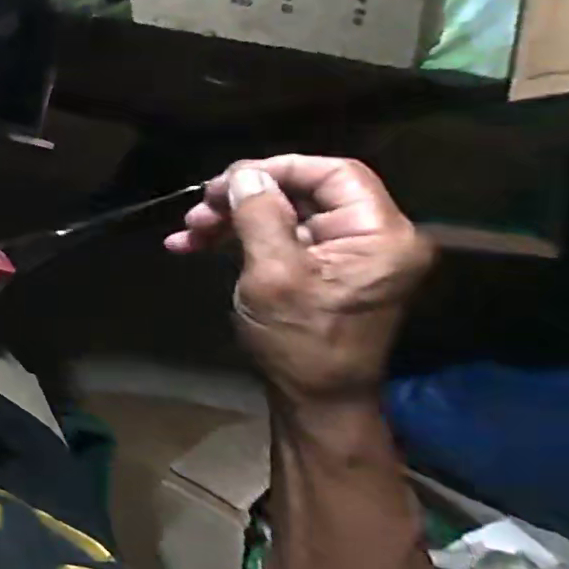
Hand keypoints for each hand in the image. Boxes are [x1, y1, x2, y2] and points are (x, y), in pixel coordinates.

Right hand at [165, 156, 432, 406]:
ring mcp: (345, 253)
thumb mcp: (273, 273)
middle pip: (303, 192)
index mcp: (379, 235)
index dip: (278, 169)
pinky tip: (195, 244)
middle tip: (200, 208)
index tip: (228, 181)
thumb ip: (260, 216)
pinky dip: (238, 238)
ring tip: (189, 230)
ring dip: (232, 218)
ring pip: (282, 213)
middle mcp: (371, 237)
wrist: (313, 399)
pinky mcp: (320, 267)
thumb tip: (244, 174)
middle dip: (244, 197)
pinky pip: (278, 237)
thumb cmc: (299, 340)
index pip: (333, 174)